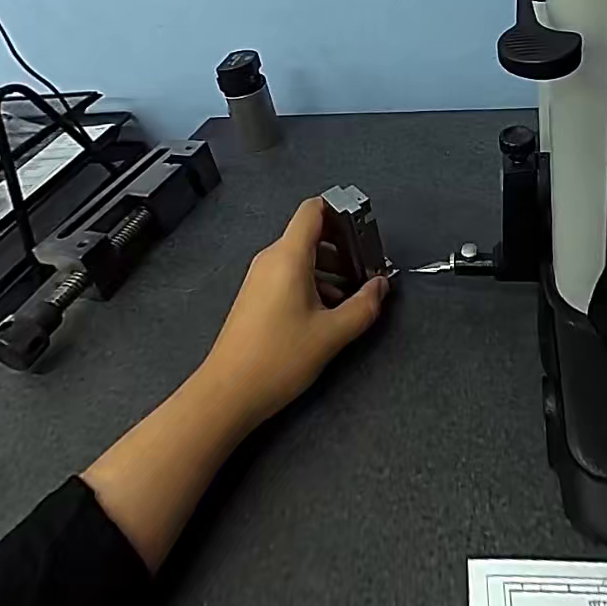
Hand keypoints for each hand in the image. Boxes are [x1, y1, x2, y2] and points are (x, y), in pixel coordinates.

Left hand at [194, 196, 389, 426]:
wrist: (225, 396)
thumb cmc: (277, 359)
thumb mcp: (332, 333)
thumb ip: (364, 305)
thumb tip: (381, 286)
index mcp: (288, 256)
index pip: (314, 209)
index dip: (342, 209)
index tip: (364, 228)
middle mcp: (271, 259)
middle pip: (312, 232)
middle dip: (343, 245)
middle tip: (366, 268)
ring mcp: (261, 277)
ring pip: (303, 255)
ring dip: (331, 267)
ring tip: (352, 293)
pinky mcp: (256, 296)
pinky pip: (290, 273)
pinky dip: (314, 280)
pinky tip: (329, 309)